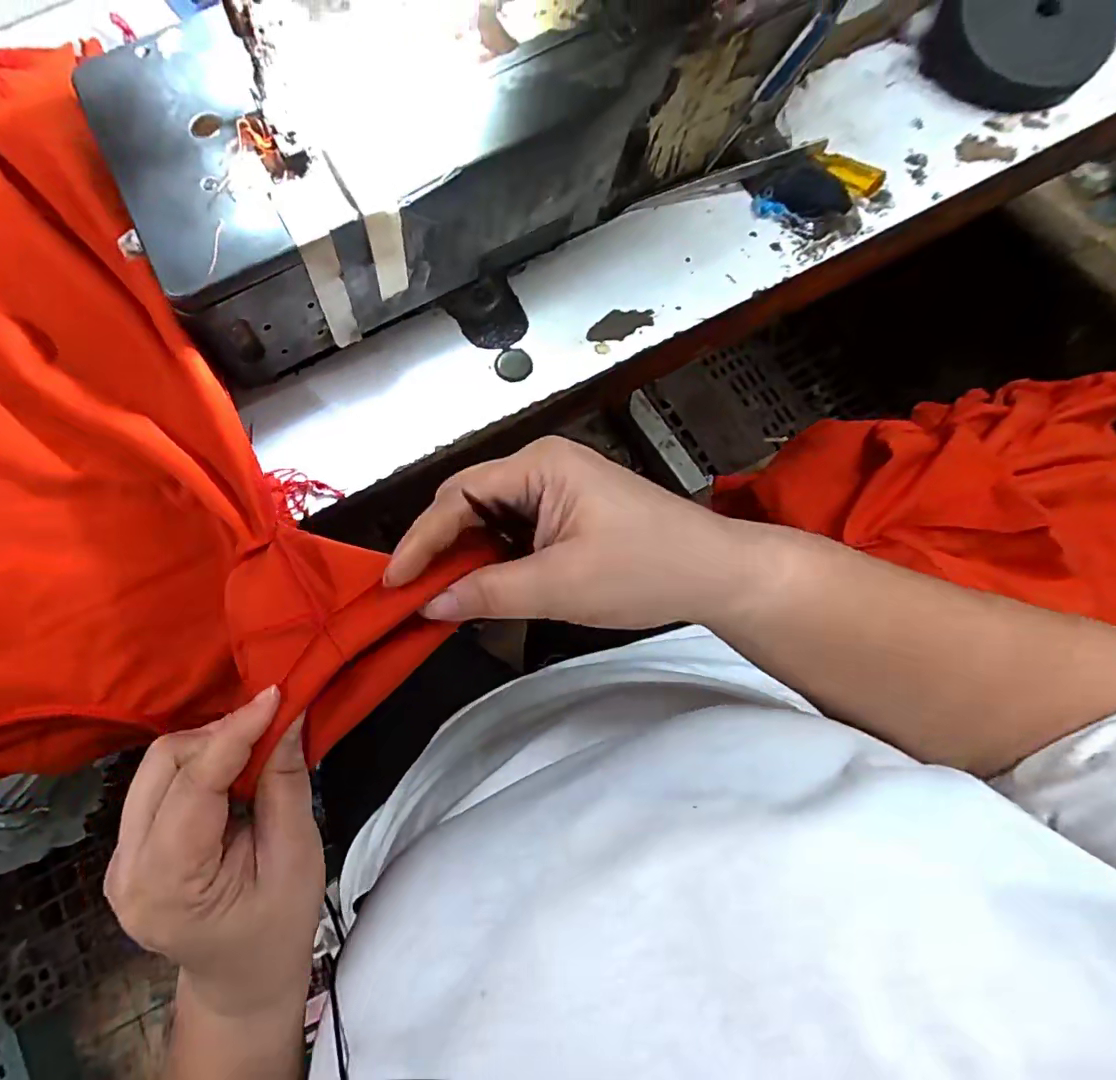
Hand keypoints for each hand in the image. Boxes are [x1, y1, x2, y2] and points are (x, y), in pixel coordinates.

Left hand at [105, 687, 323, 1021]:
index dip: (234, 731)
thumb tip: (286, 716)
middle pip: (162, 764)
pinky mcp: (125, 847)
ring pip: (155, 766)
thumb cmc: (277, 929)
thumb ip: (285, 783)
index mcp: (167, 886)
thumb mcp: (296, 859)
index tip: (273, 695)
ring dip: (206, 745)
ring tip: (250, 747)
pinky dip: (194, 762)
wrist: (240, 980)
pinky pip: (155, 782)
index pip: (194, 784)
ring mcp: (118, 859)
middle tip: (266, 727)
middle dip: (218, 735)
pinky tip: (227, 768)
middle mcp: (127, 870)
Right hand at [385, 436, 775, 628]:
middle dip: (436, 546)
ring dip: (461, 555)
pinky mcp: (561, 510)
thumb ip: (489, 593)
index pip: (457, 498)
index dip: (421, 541)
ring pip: (484, 518)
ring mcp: (552, 487)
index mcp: (538, 465)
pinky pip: (508, 529)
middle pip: (465, 502)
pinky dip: (488, 559)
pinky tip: (477, 584)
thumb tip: (431, 605)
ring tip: (437, 590)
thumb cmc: (648, 568)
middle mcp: (539, 466)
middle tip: (411, 588)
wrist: (720, 574)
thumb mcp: (561, 586)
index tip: (395, 579)